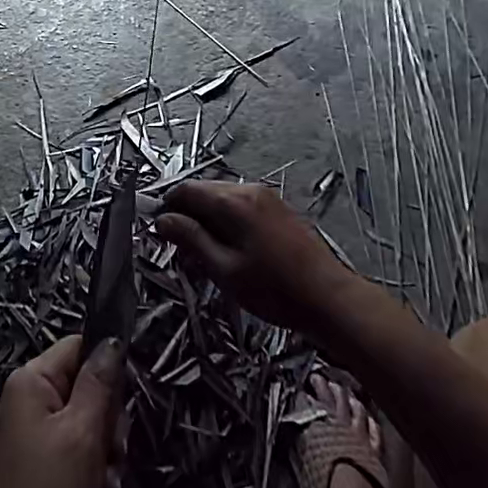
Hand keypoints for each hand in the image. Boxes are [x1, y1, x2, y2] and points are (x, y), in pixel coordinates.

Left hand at [0, 335, 126, 487]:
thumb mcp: (81, 431)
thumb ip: (100, 382)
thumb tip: (113, 338)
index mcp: (31, 381)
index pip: (79, 346)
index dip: (107, 365)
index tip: (122, 394)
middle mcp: (33, 402)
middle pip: (90, 386)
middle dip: (109, 419)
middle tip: (109, 447)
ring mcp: (40, 436)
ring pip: (94, 423)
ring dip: (108, 450)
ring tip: (102, 476)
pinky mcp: (48, 466)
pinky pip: (84, 452)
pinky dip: (96, 470)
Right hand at [155, 181, 358, 335]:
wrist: (329, 298)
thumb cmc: (275, 290)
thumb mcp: (225, 270)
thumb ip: (192, 240)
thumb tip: (163, 220)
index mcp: (235, 202)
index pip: (188, 189)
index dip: (169, 205)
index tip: (159, 228)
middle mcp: (250, 190)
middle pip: (206, 190)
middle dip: (188, 212)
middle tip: (179, 245)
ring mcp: (267, 197)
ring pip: (223, 198)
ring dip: (207, 216)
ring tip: (204, 251)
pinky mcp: (278, 209)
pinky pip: (241, 205)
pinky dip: (227, 219)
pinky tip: (229, 247)